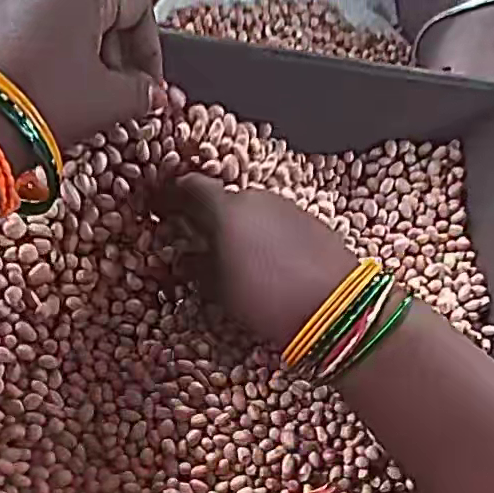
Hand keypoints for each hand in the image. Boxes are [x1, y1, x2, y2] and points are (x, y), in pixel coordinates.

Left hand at [0, 0, 163, 149]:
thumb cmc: (38, 97)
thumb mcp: (104, 101)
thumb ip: (138, 94)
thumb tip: (151, 95)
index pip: (138, 7)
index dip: (149, 56)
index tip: (151, 90)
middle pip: (102, 12)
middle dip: (118, 59)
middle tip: (123, 102)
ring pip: (70, 25)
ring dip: (88, 63)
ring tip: (90, 105)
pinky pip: (39, 32)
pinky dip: (56, 61)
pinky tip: (59, 96)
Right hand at [161, 175, 357, 348]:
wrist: (333, 304)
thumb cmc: (267, 299)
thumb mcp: (222, 291)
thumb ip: (199, 269)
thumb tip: (185, 258)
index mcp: (227, 209)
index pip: (191, 188)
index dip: (172, 196)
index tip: (159, 207)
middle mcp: (256, 197)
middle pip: (222, 199)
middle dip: (204, 215)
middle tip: (189, 236)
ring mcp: (285, 205)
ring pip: (250, 210)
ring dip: (234, 227)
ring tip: (227, 254)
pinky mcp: (308, 219)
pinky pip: (272, 221)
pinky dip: (259, 234)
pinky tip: (260, 259)